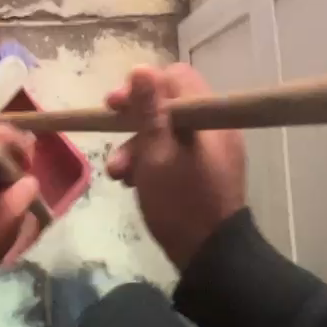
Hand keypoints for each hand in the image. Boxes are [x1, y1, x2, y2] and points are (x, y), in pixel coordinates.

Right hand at [105, 64, 245, 269]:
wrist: (212, 259)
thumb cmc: (181, 203)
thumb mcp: (156, 154)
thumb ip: (148, 109)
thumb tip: (141, 67)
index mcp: (209, 117)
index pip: (175, 77)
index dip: (142, 85)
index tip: (116, 105)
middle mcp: (215, 126)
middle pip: (168, 103)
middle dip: (134, 121)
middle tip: (111, 131)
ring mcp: (212, 149)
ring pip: (167, 130)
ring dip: (137, 146)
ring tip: (118, 173)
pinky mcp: (206, 170)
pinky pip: (174, 151)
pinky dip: (151, 160)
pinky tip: (133, 182)